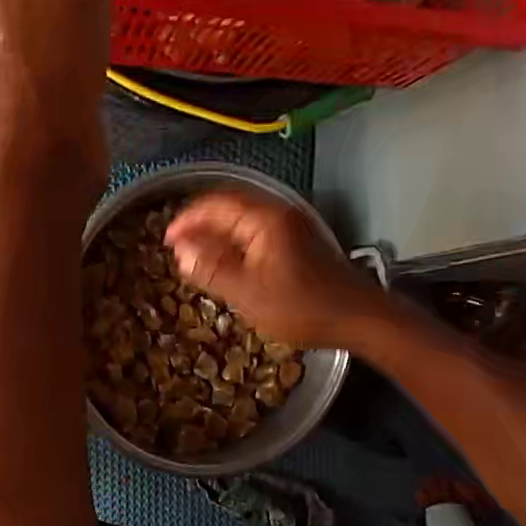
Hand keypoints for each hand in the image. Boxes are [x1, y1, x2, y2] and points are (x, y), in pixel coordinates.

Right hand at [164, 189, 389, 347]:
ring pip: (242, 219)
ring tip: (193, 252)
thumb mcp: (247, 292)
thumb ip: (211, 268)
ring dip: (215, 232)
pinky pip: (254, 232)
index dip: (187, 219)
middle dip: (199, 222)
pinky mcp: (297, 243)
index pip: (217, 205)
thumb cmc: (301, 307)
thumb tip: (180, 249)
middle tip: (175, 243)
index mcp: (266, 221)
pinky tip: (223, 260)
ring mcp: (291, 228)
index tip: (165, 239)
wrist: (359, 319)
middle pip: (230, 207)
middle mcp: (280, 216)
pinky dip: (232, 241)